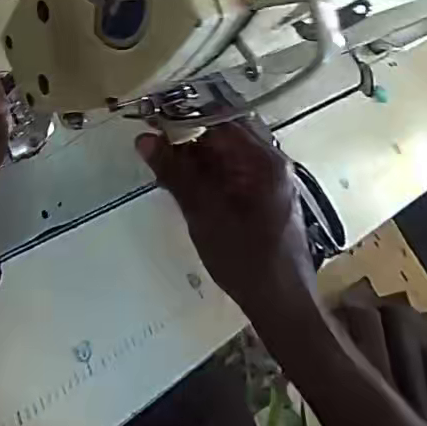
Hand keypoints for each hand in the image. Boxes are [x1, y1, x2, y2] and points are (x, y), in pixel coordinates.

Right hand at [135, 123, 317, 322]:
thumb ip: (174, 173)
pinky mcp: (264, 199)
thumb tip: (144, 139)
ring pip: (226, 156)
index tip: (153, 122)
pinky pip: (232, 173)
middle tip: (153, 146)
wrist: (282, 306)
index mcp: (263, 159)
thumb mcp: (204, 213)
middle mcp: (271, 163)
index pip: (219, 121)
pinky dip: (208, 175)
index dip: (184, 118)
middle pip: (224, 136)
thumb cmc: (246, 258)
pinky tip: (184, 186)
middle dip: (187, 139)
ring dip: (195, 159)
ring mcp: (270, 181)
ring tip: (163, 167)